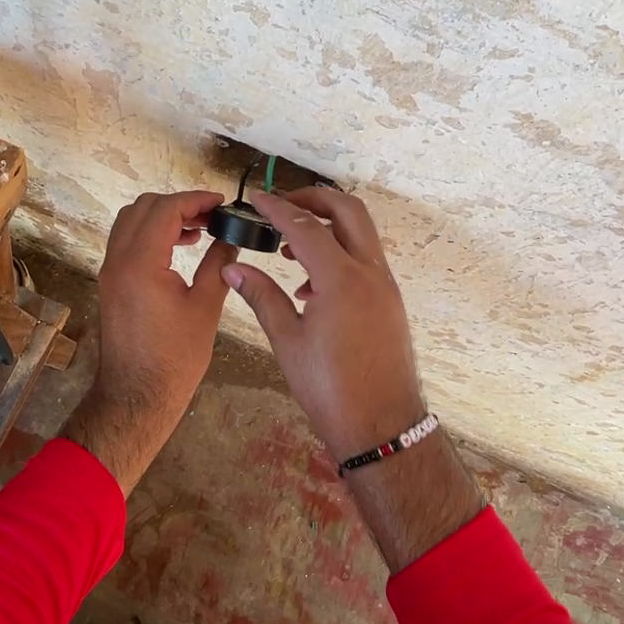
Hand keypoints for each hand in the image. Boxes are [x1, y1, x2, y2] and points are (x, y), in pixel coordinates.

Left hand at [64, 191, 235, 494]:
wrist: (136, 396)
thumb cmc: (175, 358)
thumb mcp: (205, 308)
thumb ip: (218, 264)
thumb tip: (231, 238)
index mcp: (140, 262)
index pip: (165, 209)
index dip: (195, 199)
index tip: (221, 203)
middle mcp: (117, 259)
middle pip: (144, 208)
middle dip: (179, 204)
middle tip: (212, 216)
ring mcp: (110, 271)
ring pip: (131, 221)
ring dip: (163, 217)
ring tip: (199, 230)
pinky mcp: (110, 283)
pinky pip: (126, 242)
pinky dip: (150, 234)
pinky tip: (178, 248)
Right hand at [224, 188, 480, 569]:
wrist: (381, 425)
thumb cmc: (328, 387)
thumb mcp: (286, 340)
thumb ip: (261, 296)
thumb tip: (233, 268)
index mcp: (340, 278)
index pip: (304, 225)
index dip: (276, 207)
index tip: (255, 198)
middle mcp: (370, 272)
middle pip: (347, 209)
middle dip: (313, 199)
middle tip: (281, 206)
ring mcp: (385, 285)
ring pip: (361, 232)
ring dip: (328, 225)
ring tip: (289, 250)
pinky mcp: (390, 300)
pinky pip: (366, 258)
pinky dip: (340, 252)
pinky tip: (310, 286)